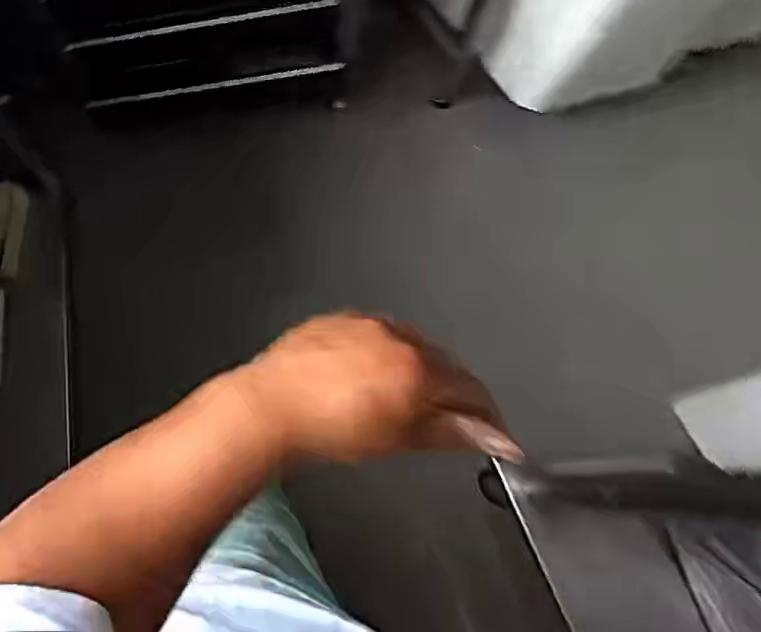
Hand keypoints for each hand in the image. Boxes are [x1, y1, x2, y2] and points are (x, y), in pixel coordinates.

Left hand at [230, 313, 520, 463]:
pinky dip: (382, 352)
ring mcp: (354, 323)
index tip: (492, 435)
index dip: (487, 417)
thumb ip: (454, 432)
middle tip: (454, 421)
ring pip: (406, 343)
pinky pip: (369, 333)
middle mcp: (387, 335)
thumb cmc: (325, 426)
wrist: (268, 406)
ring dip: (418, 367)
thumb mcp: (401, 439)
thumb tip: (492, 437)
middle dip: (453, 390)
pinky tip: (373, 376)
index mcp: (414, 363)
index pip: (472, 388)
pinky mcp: (328, 321)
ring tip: (410, 401)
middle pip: (442, 361)